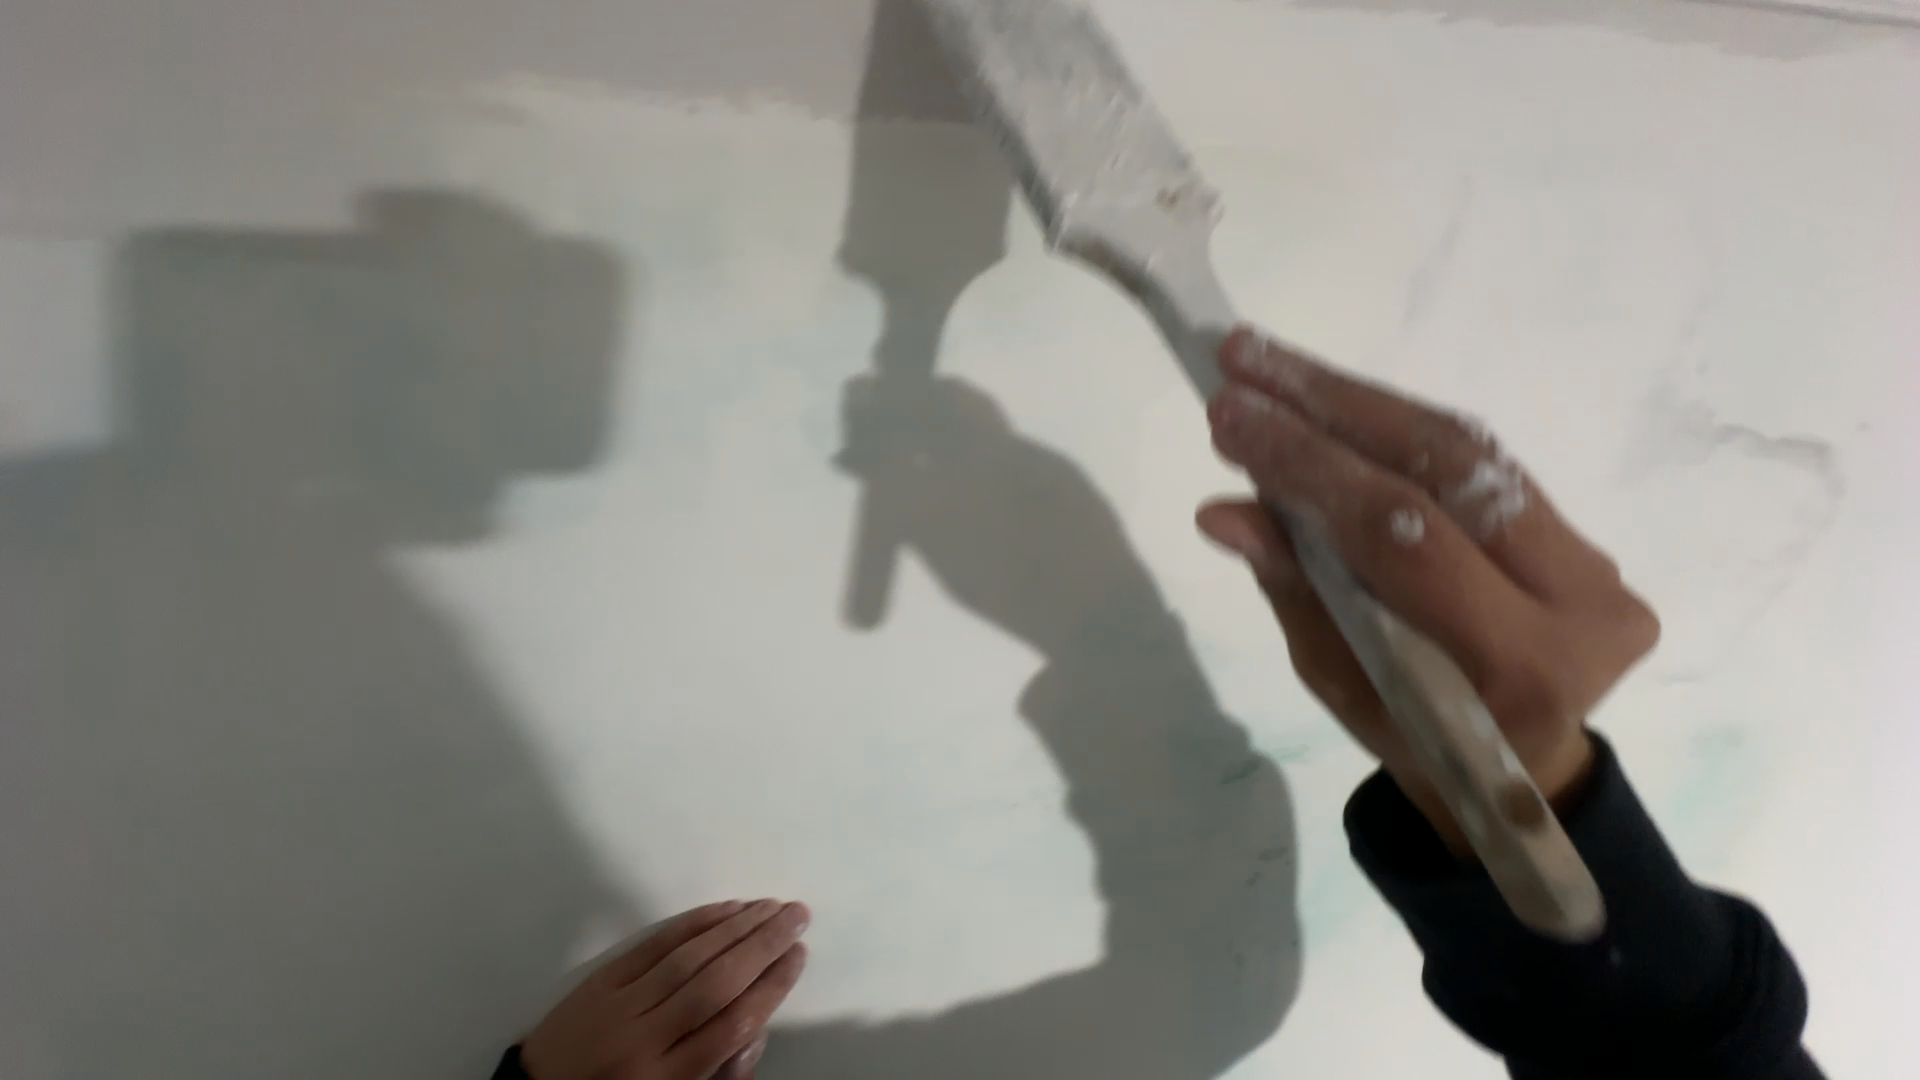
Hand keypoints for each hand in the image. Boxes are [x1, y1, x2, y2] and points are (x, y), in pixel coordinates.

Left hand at [522, 900, 810, 1079]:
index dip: (772, 986)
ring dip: (738, 925)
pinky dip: (697, 922)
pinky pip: (657, 943)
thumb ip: (719, 1073)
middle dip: (764, 945)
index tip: (799, 954)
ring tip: (773, 905)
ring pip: (690, 956)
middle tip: (798, 914)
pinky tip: (728, 907)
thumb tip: (759, 1025)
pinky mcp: (602, 980)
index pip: (732, 1025)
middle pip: (716, 984)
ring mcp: (620, 1006)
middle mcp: (645, 1041)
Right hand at [1196, 329, 1659, 851]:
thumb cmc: (1405, 735)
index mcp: (1510, 661)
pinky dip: (1385, 425)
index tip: (1229, 415)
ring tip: (1270, 366)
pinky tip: (1324, 398)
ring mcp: (1591, 556)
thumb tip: (1220, 511)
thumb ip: (1291, 584)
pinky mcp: (1578, 531)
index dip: (1311, 467)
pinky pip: (1470, 460)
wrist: (1511, 768)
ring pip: (1460, 448)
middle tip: (1244, 361)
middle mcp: (1576, 596)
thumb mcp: (1331, 675)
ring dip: (1353, 399)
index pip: (1401, 536)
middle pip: (1444, 466)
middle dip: (1328, 405)